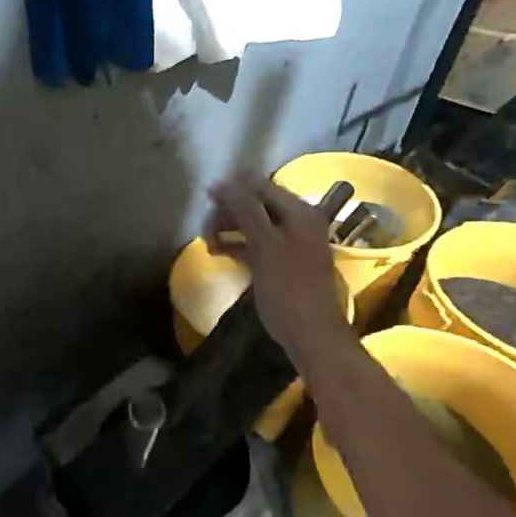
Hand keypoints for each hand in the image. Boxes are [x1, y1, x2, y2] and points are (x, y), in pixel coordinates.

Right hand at [207, 177, 350, 358]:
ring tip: (208, 240)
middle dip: (229, 210)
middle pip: (257, 205)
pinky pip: (255, 244)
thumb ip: (246, 211)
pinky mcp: (281, 263)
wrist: (310, 333)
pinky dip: (237, 245)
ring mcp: (290, 244)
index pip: (262, 187)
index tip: (206, 195)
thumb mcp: (265, 246)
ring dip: (229, 228)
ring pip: (253, 225)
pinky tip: (217, 251)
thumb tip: (225, 182)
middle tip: (205, 226)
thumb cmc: (288, 289)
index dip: (234, 187)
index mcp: (300, 213)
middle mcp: (298, 223)